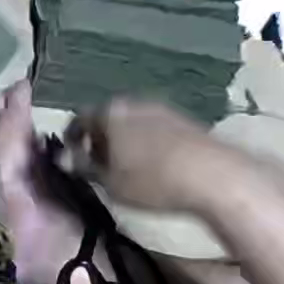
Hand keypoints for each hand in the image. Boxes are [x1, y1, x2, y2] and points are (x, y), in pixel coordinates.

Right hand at [63, 98, 253, 212]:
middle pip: (106, 118)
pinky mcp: (188, 122)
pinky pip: (155, 130)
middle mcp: (134, 103)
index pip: (77, 120)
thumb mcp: (108, 181)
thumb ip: (82, 167)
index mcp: (109, 111)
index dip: (70, 141)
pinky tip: (153, 167)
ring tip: (125, 169)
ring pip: (131, 124)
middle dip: (99, 140)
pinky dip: (146, 144)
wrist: (218, 178)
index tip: (72, 162)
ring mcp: (164, 110)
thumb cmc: (152, 179)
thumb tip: (64, 159)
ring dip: (124, 142)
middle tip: (97, 166)